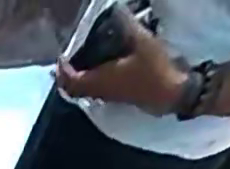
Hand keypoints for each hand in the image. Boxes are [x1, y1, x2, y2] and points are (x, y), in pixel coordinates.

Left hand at [55, 13, 185, 113]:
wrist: (169, 93)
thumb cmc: (154, 69)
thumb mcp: (142, 41)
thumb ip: (127, 25)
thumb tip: (116, 10)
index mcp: (99, 80)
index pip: (71, 80)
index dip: (62, 71)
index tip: (60, 57)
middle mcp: (99, 91)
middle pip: (73, 89)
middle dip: (64, 78)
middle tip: (61, 64)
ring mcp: (107, 96)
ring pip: (82, 92)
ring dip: (74, 81)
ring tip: (73, 66)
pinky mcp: (116, 96)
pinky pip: (92, 91)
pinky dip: (86, 82)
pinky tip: (92, 71)